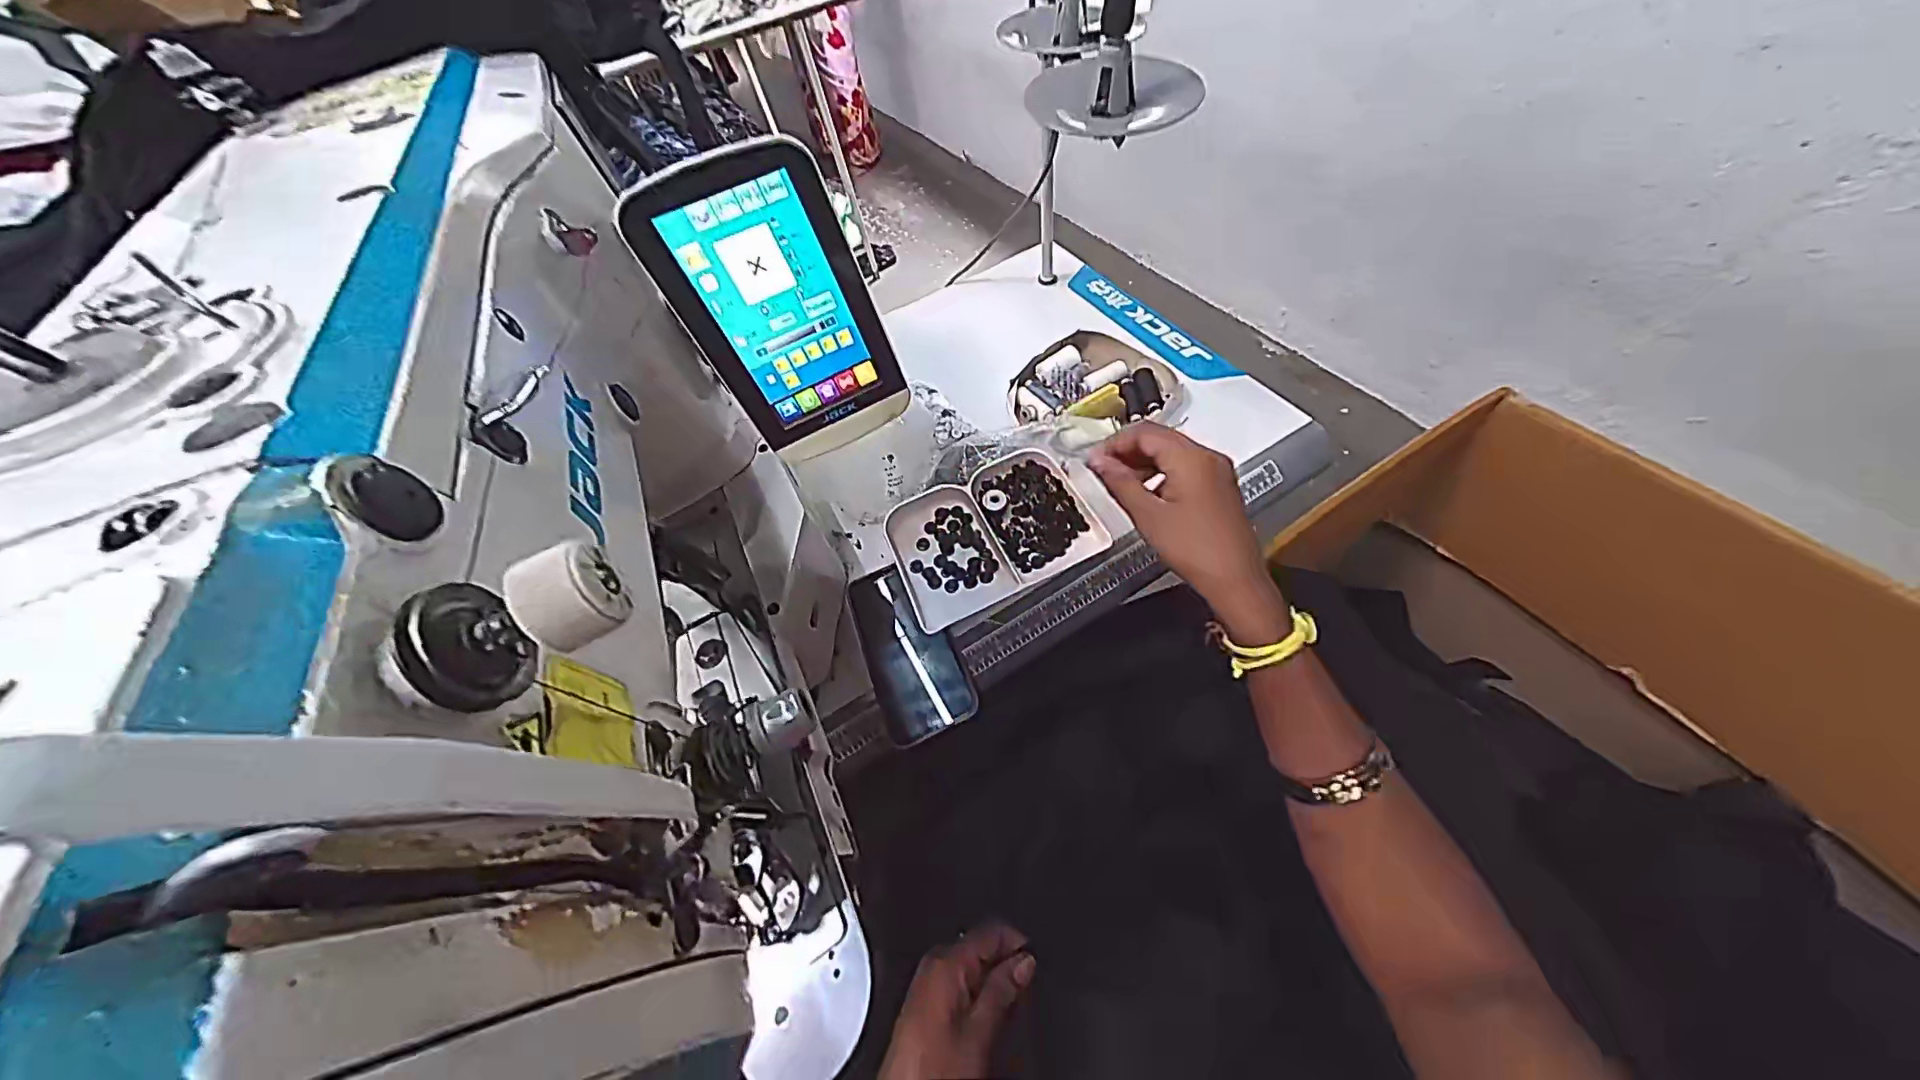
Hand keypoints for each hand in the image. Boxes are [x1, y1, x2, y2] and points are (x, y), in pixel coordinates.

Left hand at [879, 922, 1035, 1079]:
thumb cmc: (935, 1070)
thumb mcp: (979, 1032)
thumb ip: (1002, 990)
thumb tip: (1024, 960)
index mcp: (946, 962)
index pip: (991, 932)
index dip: (1017, 944)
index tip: (1035, 965)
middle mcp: (934, 964)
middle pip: (981, 948)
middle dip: (1006, 966)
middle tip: (1022, 997)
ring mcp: (927, 982)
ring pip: (972, 967)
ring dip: (993, 984)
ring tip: (1005, 1013)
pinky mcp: (926, 1002)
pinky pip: (960, 983)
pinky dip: (978, 995)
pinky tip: (986, 1021)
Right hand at [1087, 423, 1288, 639]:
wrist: (1234, 579)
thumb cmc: (1200, 551)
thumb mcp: (1147, 514)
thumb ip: (1120, 482)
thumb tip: (1101, 463)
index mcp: (1192, 459)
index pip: (1145, 432)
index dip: (1115, 443)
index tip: (1097, 458)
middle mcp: (1209, 459)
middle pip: (1159, 439)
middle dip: (1128, 451)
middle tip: (1104, 468)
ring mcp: (1217, 472)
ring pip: (1172, 453)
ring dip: (1143, 463)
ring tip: (1121, 483)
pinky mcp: (1219, 487)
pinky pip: (1185, 468)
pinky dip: (1161, 474)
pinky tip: (1146, 494)